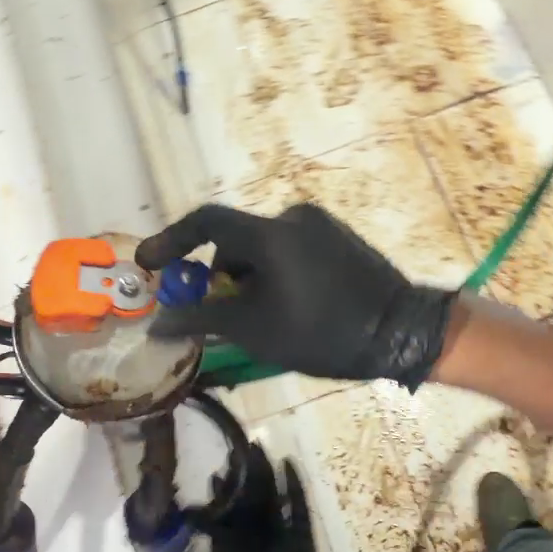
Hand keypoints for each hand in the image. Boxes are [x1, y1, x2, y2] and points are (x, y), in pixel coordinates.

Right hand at [136, 203, 456, 388]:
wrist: (403, 331)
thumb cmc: (323, 333)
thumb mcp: (256, 332)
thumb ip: (202, 319)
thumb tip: (158, 323)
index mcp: (269, 234)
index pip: (206, 221)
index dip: (172, 241)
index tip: (150, 264)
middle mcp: (292, 217)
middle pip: (235, 240)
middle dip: (221, 275)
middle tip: (224, 313)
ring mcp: (320, 224)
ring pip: (264, 247)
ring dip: (252, 276)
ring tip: (268, 316)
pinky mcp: (340, 236)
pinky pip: (291, 248)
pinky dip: (278, 271)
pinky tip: (297, 305)